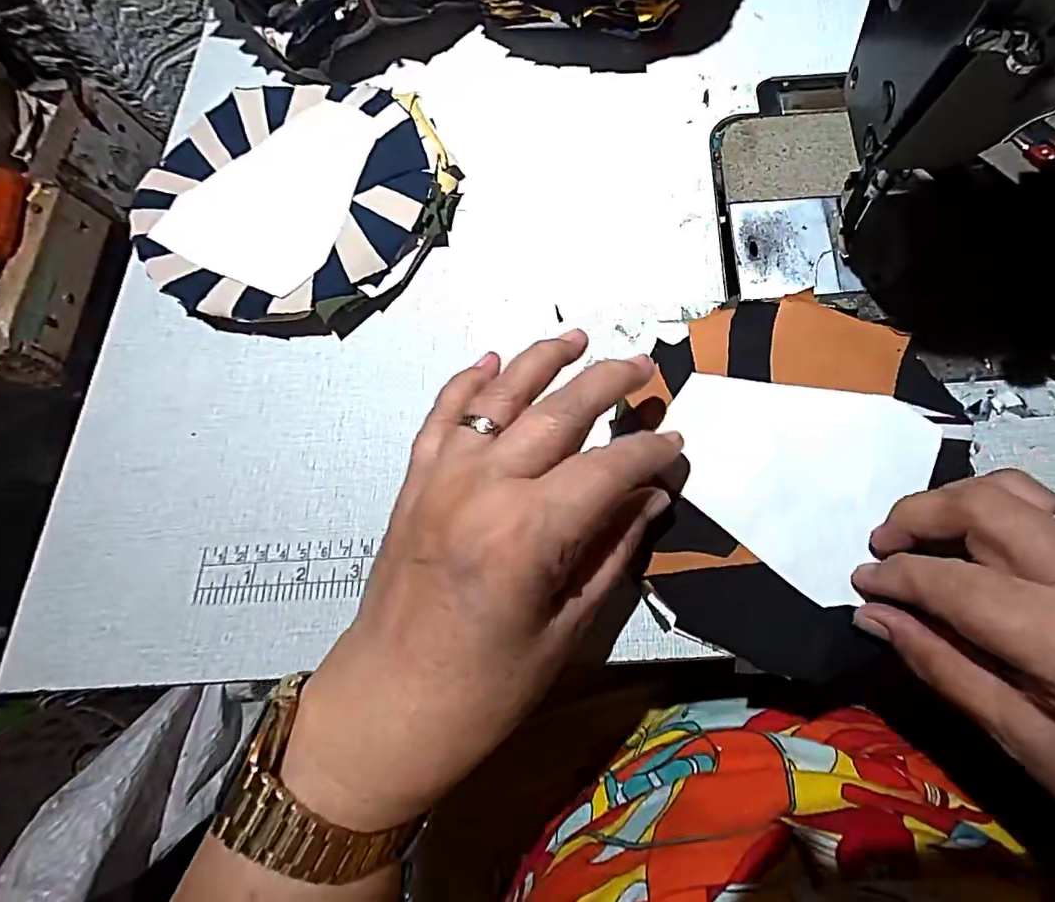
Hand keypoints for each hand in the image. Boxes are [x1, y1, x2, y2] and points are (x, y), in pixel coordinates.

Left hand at [279, 332, 682, 830]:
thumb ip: (614, 548)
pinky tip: (490, 361)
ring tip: (576, 337)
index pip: (610, 467)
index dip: (651, 451)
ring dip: (541, 361)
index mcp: (529, 533)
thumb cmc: (484, 691)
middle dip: (609, 382)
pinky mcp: (414, 486)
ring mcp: (442, 481)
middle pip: (560, 412)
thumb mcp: (569, 626)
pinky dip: (466, 384)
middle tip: (644, 367)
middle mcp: (484, 490)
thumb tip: (653, 496)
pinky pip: (442, 418)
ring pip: (499, 399)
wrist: (377, 717)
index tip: (677, 444)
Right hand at [851, 470, 1054, 899]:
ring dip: (956, 500)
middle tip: (881, 543)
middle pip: (987, 507)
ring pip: (1016, 490)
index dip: (899, 577)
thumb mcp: (1031, 751)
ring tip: (917, 533)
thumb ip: (947, 672)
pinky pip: (1045, 507)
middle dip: (920, 514)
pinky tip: (973, 540)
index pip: (960, 585)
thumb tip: (877, 617)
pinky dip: (994, 508)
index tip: (860, 580)